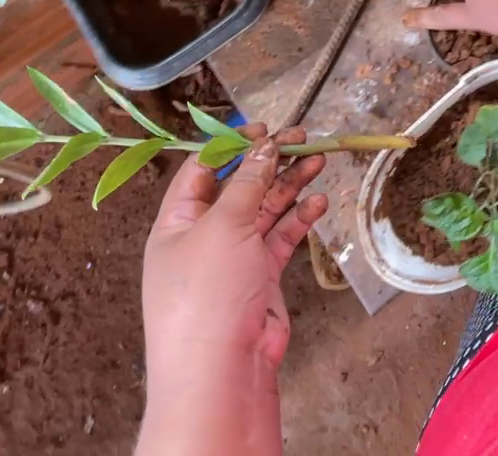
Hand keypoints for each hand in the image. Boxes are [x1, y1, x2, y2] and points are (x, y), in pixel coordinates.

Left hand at [135, 125, 326, 455]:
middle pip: (240, 186)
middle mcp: (204, 236)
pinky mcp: (261, 275)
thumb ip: (248, 181)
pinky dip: (300, 217)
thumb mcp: (223, 226)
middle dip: (270, 161)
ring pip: (265, 208)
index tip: (264, 127)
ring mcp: (234, 257)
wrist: (220, 370)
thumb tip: (266, 144)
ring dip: (291, 184)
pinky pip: (281, 237)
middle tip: (303, 138)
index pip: (202, 171)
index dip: (232, 145)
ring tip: (320, 160)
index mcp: (177, 223)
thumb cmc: (207, 292)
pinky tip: (319, 202)